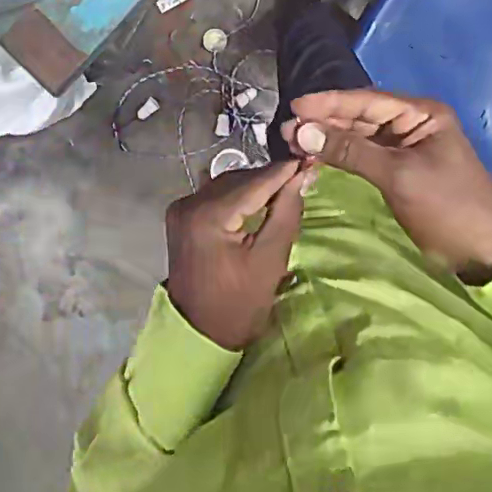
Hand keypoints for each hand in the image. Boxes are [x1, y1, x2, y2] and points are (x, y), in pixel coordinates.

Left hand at [164, 160, 308, 350]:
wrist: (198, 333)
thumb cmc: (238, 304)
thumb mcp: (270, 260)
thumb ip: (286, 213)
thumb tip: (301, 175)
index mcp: (208, 214)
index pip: (253, 182)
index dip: (283, 170)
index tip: (310, 159)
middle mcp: (189, 203)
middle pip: (238, 179)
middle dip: (269, 177)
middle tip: (301, 175)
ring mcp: (181, 208)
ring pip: (226, 184)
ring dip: (254, 184)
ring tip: (285, 187)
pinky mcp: (181, 216)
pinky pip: (215, 195)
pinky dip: (238, 195)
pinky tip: (258, 199)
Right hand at [283, 90, 491, 283]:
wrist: (484, 251)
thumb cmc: (448, 206)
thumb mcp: (398, 175)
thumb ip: (350, 151)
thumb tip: (302, 131)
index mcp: (421, 113)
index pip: (366, 100)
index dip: (328, 103)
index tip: (295, 107)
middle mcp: (411, 122)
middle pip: (358, 115)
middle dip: (323, 122)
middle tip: (287, 131)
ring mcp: (403, 146)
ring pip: (356, 134)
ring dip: (326, 138)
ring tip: (293, 142)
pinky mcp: (397, 168)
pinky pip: (360, 153)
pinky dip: (338, 154)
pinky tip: (315, 156)